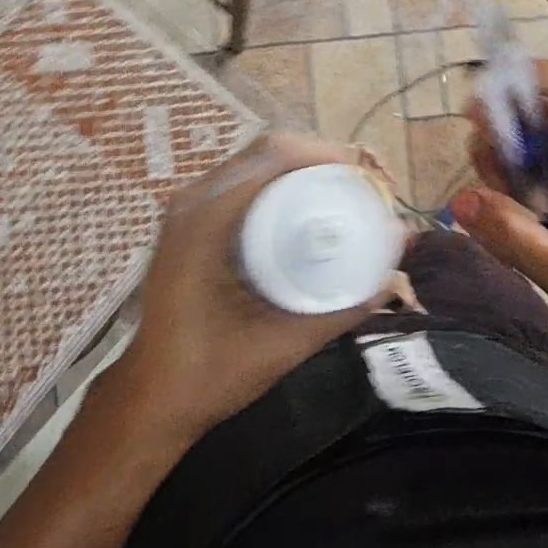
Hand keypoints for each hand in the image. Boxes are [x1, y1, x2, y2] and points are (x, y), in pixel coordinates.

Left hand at [106, 133, 392, 438]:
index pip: (274, 157)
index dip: (327, 155)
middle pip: (268, 151)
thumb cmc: (209, 374)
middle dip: (323, 157)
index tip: (370, 178)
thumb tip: (396, 278)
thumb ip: (341, 311)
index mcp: (205, 221)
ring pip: (256, 163)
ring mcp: (189, 209)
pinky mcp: (193, 221)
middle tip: (367, 186)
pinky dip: (283, 183)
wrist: (152, 397)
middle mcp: (193, 201)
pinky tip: (312, 207)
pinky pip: (245, 183)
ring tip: (348, 191)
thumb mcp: (281, 345)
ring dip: (304, 167)